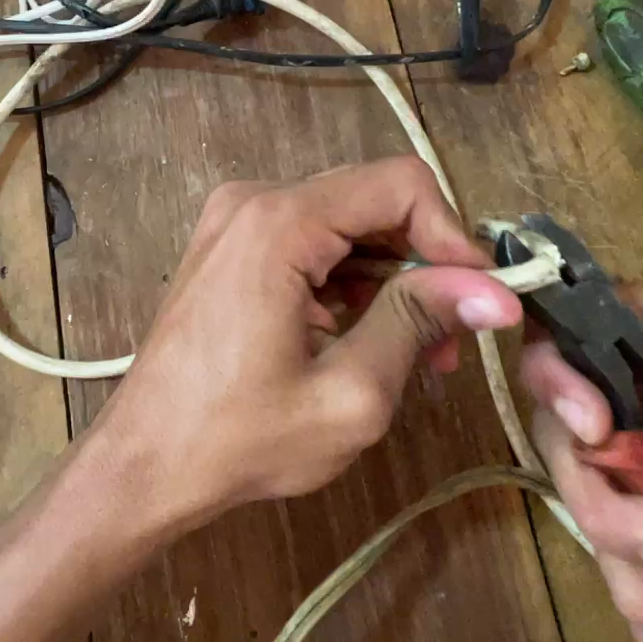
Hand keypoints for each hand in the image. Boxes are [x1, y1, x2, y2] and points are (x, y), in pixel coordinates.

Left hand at [91, 156, 522, 527]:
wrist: (145, 458)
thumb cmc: (240, 437)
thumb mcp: (350, 393)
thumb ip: (418, 323)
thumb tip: (496, 292)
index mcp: (278, 221)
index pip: (398, 182)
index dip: (451, 233)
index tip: (479, 294)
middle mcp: (253, 200)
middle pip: (370, 199)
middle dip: (423, 260)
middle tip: (451, 336)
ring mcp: (234, 218)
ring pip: (344, 221)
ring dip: (389, 275)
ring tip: (418, 349)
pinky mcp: (230, 243)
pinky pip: (310, 238)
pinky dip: (348, 278)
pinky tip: (366, 334)